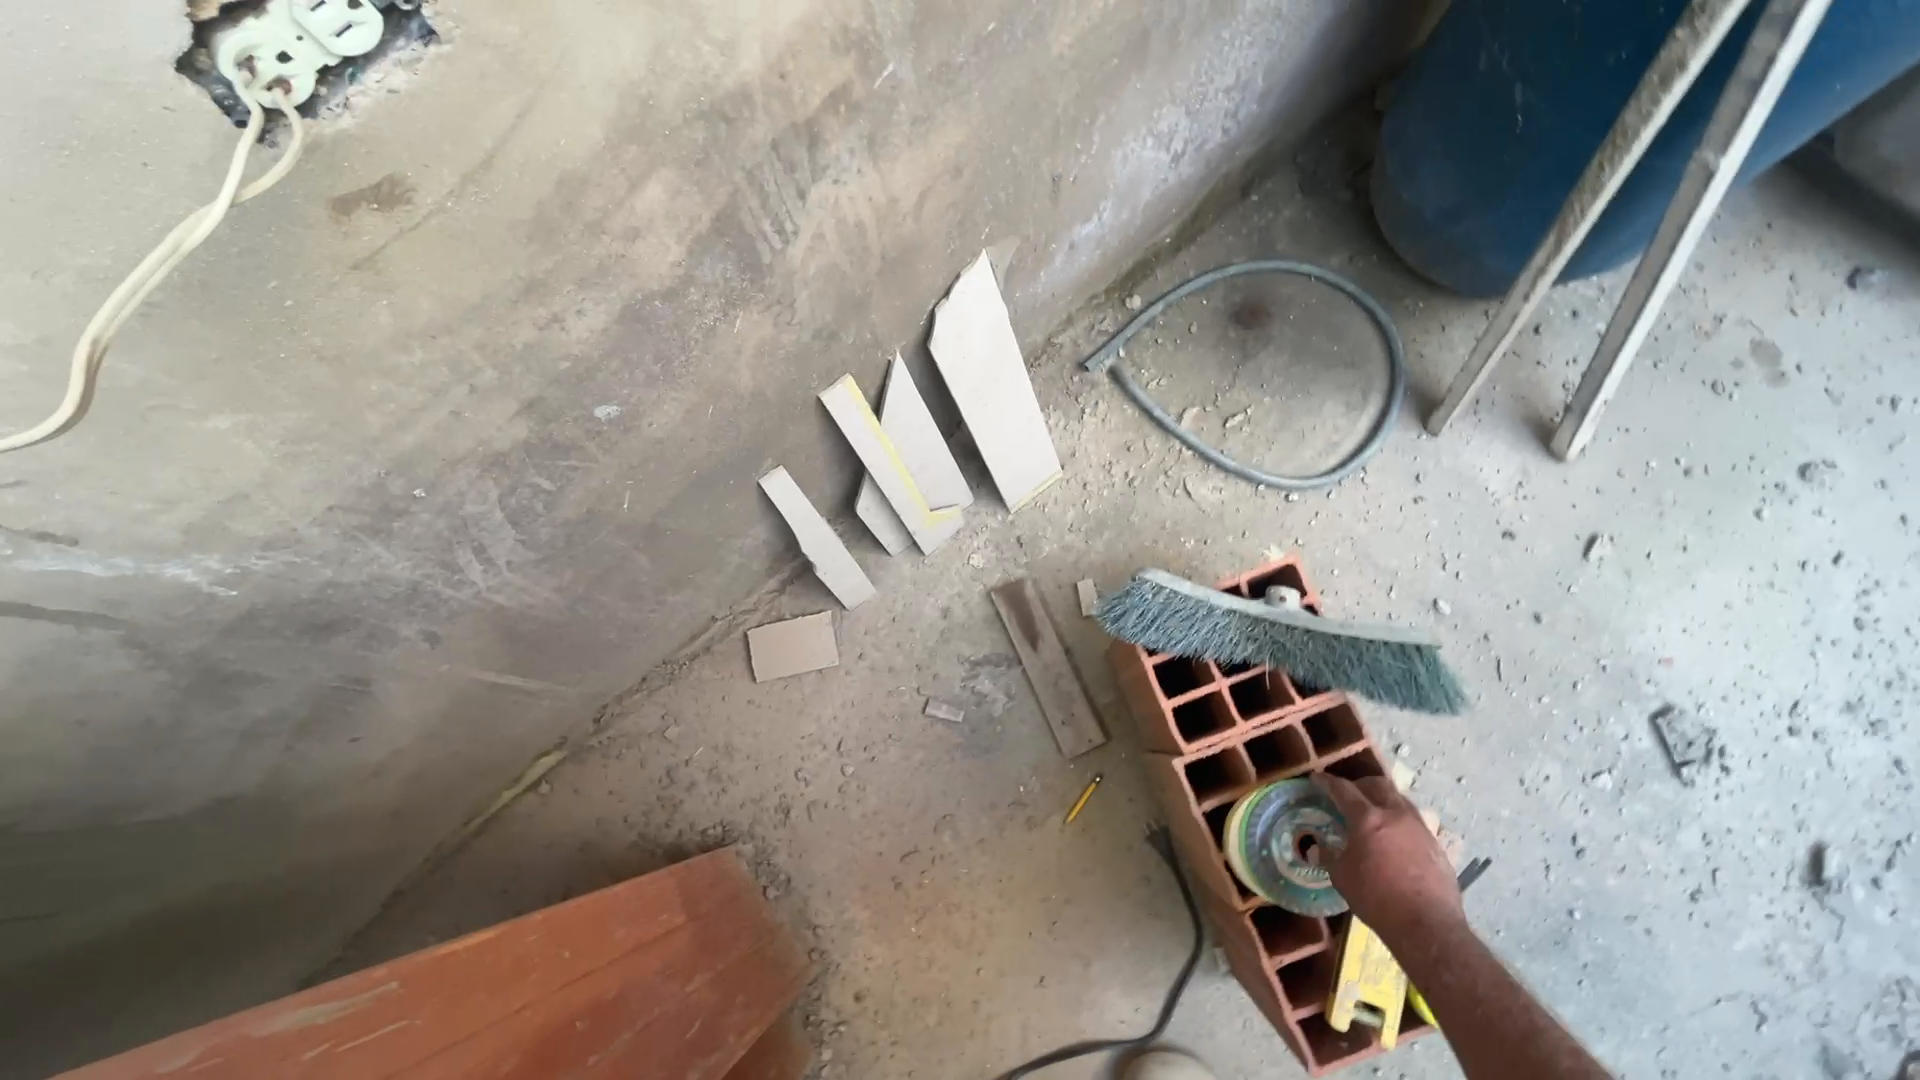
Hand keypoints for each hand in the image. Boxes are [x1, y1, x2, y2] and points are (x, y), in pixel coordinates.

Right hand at [1314, 772, 1463, 941]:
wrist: (1427, 925)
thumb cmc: (1376, 899)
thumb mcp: (1341, 877)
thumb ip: (1330, 855)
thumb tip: (1320, 846)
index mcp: (1368, 819)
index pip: (1343, 789)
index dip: (1326, 782)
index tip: (1316, 779)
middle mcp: (1395, 815)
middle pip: (1377, 784)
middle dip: (1359, 784)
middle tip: (1347, 794)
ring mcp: (1420, 828)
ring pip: (1399, 799)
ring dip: (1382, 799)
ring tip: (1373, 813)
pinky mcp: (1436, 845)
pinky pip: (1414, 821)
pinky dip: (1399, 820)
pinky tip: (1394, 839)